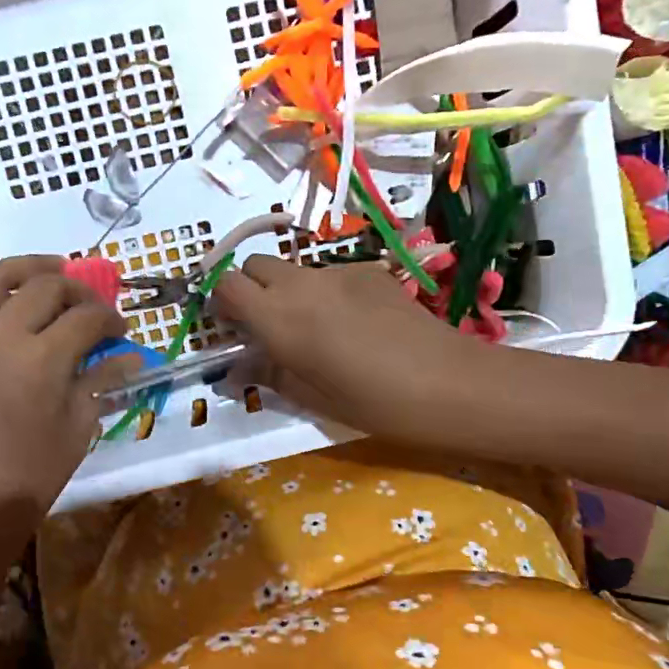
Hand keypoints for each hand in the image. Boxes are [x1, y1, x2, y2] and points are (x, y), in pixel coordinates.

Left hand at [0, 257, 138, 575]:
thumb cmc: (22, 483)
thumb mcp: (75, 434)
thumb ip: (99, 386)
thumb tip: (130, 360)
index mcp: (44, 360)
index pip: (87, 319)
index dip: (110, 319)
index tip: (120, 332)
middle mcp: (0, 337)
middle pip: (44, 289)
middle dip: (76, 290)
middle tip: (89, 306)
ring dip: (22, 267)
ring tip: (44, 268)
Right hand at [212, 255, 482, 435]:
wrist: (447, 381)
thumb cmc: (374, 403)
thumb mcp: (313, 399)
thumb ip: (269, 374)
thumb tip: (234, 370)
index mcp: (280, 319)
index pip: (227, 283)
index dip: (221, 300)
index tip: (232, 325)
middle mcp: (302, 285)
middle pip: (258, 265)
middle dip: (253, 287)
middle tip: (270, 326)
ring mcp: (339, 272)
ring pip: (296, 269)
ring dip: (291, 290)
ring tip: (318, 329)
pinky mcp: (370, 270)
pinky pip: (332, 273)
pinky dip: (328, 290)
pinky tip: (356, 323)